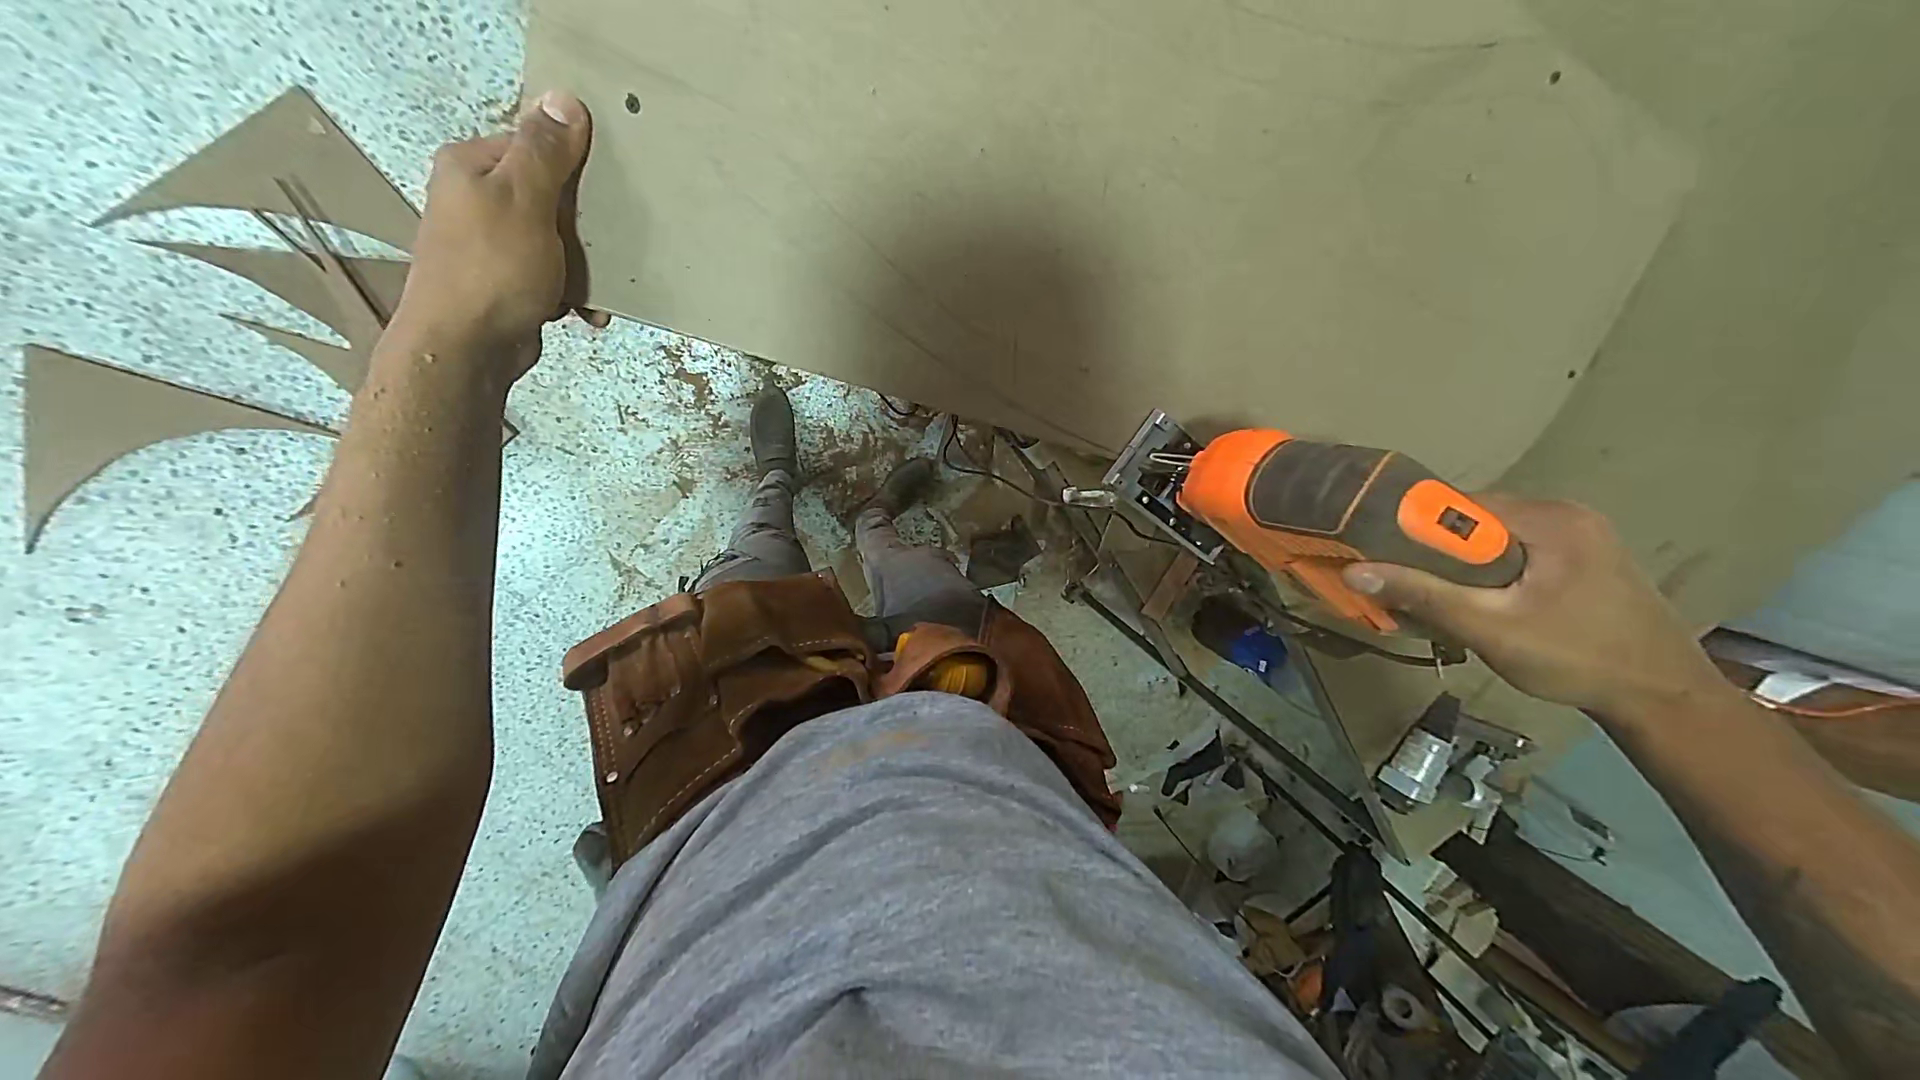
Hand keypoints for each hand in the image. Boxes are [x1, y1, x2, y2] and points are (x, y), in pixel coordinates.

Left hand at [391, 90, 604, 380]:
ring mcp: (491, 244)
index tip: (605, 194)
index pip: (533, 147)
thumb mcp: (525, 201)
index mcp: (472, 166)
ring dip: (586, 265)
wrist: (468, 346)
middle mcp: (476, 199)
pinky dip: (573, 292)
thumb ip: (545, 153)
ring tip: (599, 285)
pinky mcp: (508, 283)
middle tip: (608, 244)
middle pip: (550, 196)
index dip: (574, 169)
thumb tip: (564, 98)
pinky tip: (587, 310)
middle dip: (585, 225)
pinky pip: (553, 276)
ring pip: (557, 240)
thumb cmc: (495, 268)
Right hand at [1341, 496, 1731, 718]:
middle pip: (1473, 520)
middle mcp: (1566, 514)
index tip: (1384, 558)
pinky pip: (1514, 550)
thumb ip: (1422, 594)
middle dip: (1435, 551)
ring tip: (1439, 598)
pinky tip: (1478, 600)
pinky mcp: (1582, 556)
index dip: (1414, 529)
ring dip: (1460, 564)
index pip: (1457, 505)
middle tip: (1407, 586)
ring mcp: (1579, 534)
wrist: (1664, 698)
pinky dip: (1486, 570)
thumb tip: (1353, 572)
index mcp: (1550, 519)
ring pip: (1492, 537)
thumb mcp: (1490, 628)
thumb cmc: (1578, 659)